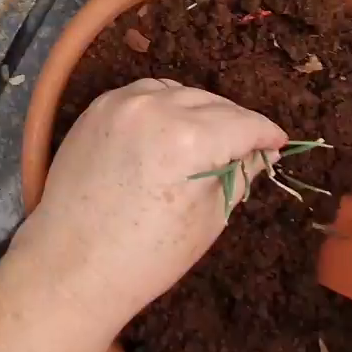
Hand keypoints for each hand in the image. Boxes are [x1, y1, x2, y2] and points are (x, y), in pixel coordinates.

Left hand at [8, 78, 286, 333]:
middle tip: (247, 146)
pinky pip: (142, 94)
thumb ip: (237, 173)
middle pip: (210, 102)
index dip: (266, 133)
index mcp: (187, 138)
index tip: (278, 142)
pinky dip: (162, 105)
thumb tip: (260, 151)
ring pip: (175, 90)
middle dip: (234, 121)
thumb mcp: (209, 218)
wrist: (73, 260)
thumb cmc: (147, 254)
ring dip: (197, 108)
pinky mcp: (96, 106)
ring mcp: (119, 102)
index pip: (242, 123)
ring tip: (209, 137)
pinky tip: (169, 129)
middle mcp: (152, 107)